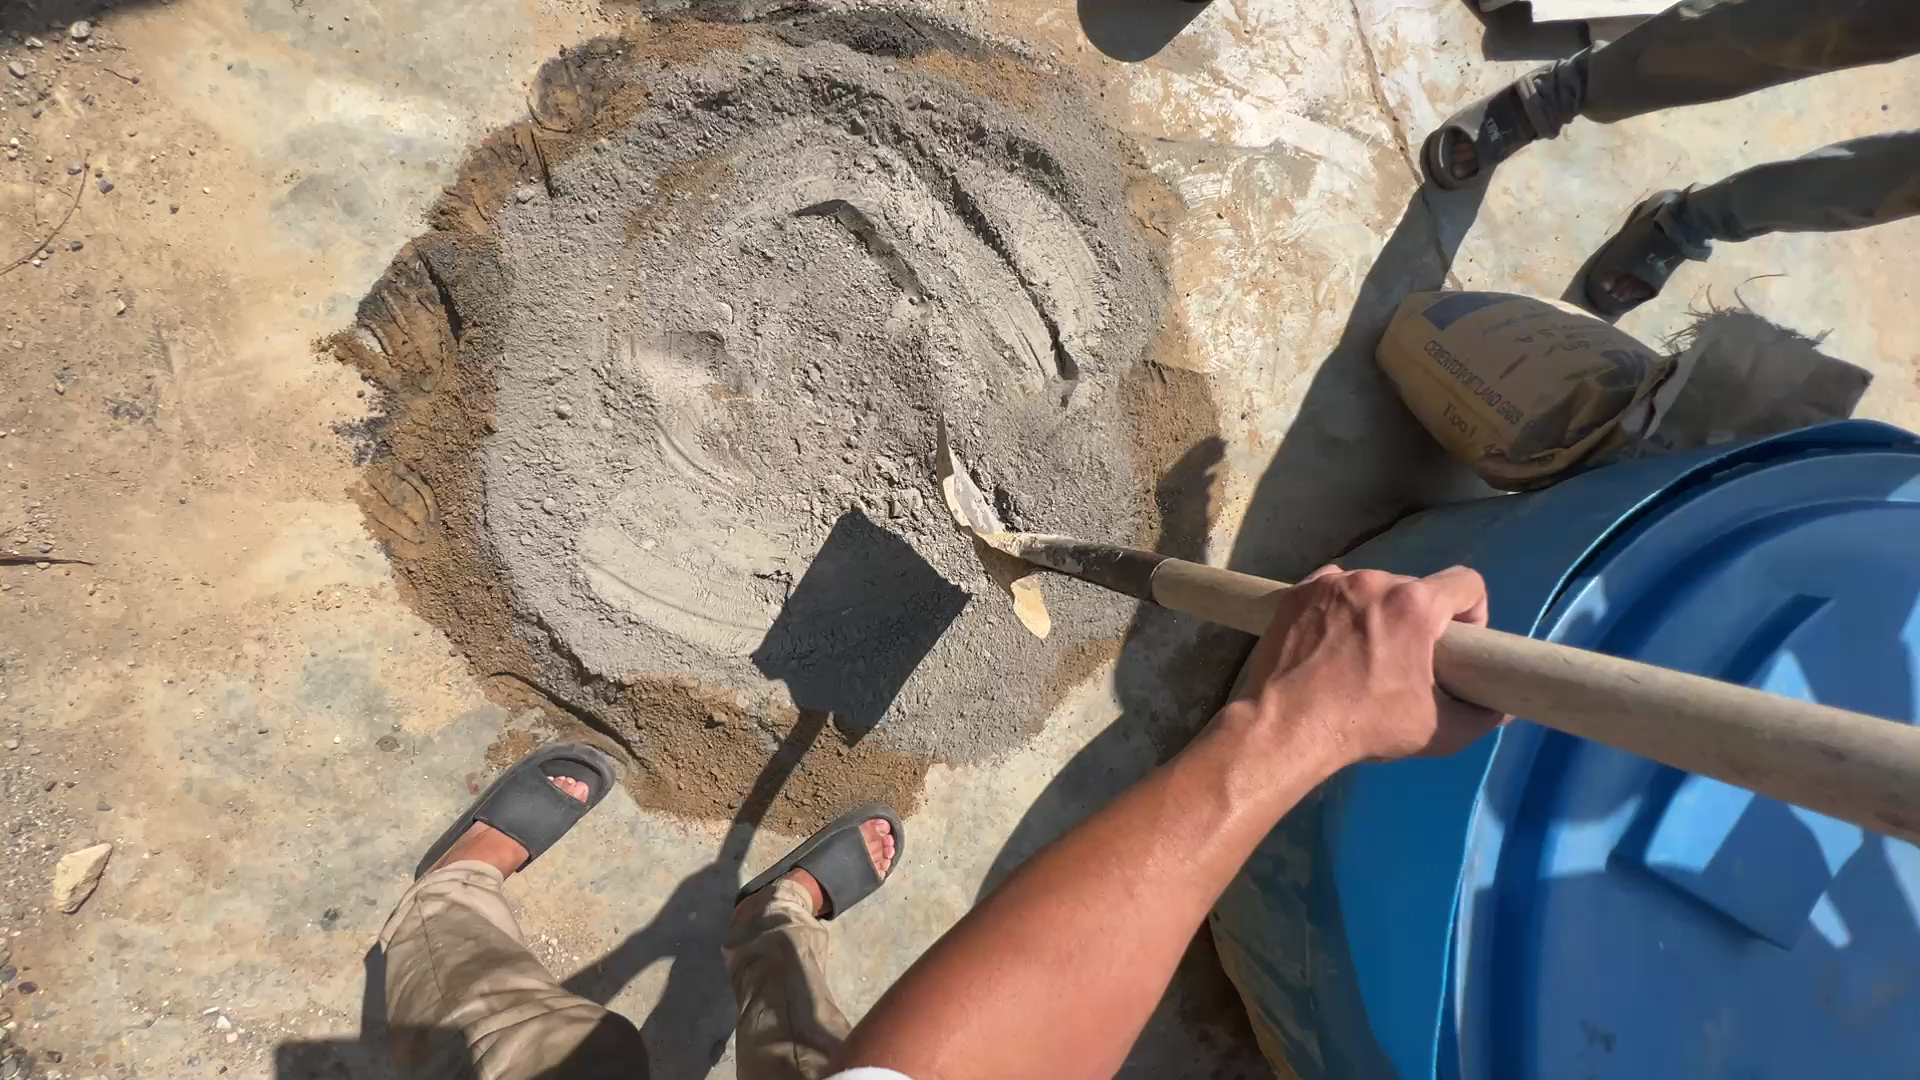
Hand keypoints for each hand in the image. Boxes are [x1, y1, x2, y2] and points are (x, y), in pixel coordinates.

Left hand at [1229, 564, 1505, 767]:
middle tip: (1406, 656)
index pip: (1466, 583)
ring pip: (1368, 587)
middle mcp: (1370, 581)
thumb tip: (1499, 706)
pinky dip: (1337, 606)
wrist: (1284, 724)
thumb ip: (1483, 713)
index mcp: (1413, 604)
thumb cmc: (1365, 725)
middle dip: (1418, 617)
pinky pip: (1331, 589)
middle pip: (1413, 588)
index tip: (1458, 643)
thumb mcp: (1443, 729)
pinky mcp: (1294, 593)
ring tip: (1363, 648)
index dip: (1472, 612)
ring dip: (1375, 610)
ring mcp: (1327, 584)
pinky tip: (1331, 636)